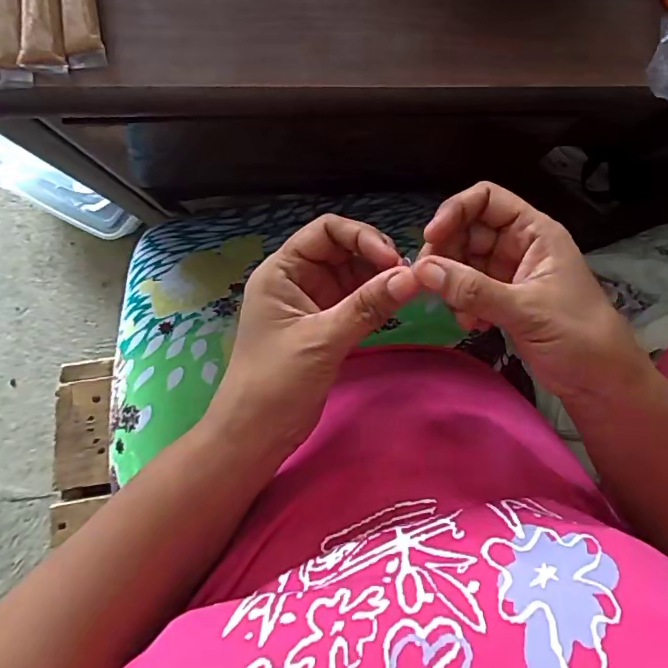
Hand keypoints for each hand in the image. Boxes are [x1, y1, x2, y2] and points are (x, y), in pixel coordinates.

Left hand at [208, 214, 418, 459]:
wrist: (254, 437)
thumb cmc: (275, 383)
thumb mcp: (322, 340)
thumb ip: (367, 306)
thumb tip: (413, 276)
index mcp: (282, 270)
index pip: (325, 230)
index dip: (361, 236)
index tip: (391, 260)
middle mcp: (298, 278)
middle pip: (344, 248)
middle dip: (376, 256)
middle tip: (407, 277)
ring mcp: (313, 301)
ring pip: (354, 274)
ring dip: (380, 277)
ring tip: (408, 290)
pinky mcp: (327, 324)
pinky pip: (357, 299)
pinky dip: (377, 299)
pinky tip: (397, 304)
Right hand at [415, 182, 647, 402]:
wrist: (602, 383)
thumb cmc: (578, 336)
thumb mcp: (526, 310)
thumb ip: (474, 289)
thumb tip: (423, 270)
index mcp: (534, 232)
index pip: (486, 199)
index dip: (455, 211)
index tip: (431, 237)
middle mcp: (519, 245)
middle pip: (467, 230)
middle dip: (446, 253)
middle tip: (429, 282)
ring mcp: (509, 273)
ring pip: (463, 261)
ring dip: (451, 283)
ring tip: (459, 312)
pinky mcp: (502, 300)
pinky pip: (468, 289)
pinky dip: (461, 303)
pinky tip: (470, 324)